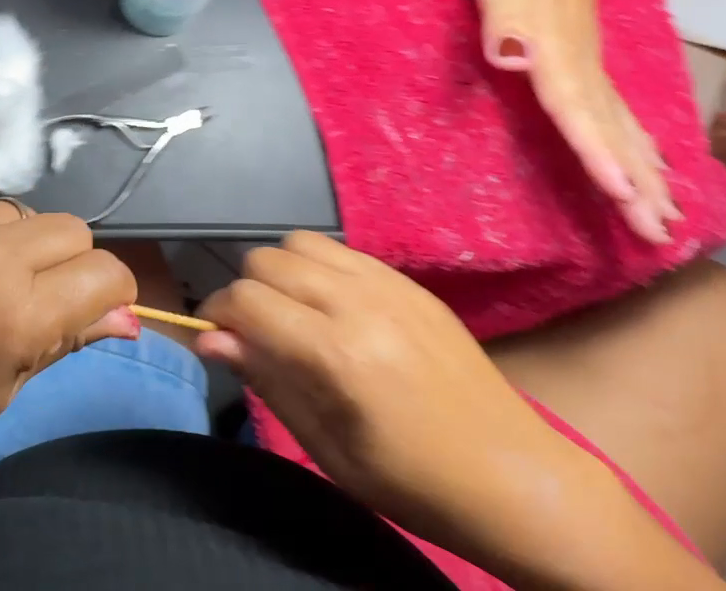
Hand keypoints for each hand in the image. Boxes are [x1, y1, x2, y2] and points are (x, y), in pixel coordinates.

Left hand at [0, 186, 137, 488]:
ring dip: (20, 242)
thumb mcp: (4, 388)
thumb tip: (127, 317)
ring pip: (24, 211)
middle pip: (74, 230)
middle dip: (69, 264)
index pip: (107, 273)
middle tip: (35, 295)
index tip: (93, 305)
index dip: (110, 292)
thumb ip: (67, 339)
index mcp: (19, 313)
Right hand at [195, 233, 607, 558]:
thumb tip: (208, 339)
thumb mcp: (326, 446)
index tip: (219, 342)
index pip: (244, 299)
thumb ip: (265, 379)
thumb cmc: (411, 481)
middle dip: (246, 292)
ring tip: (294, 315)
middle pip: (265, 260)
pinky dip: (319, 268)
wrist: (518, 481)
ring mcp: (390, 286)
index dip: (218, 316)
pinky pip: (342, 251)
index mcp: (337, 352)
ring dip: (281, 272)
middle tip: (257, 335)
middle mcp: (360, 303)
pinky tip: (333, 309)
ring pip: (300, 243)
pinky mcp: (412, 285)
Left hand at [474, 0, 675, 241]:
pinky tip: (649, 159)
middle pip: (613, 134)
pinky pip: (618, 110)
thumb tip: (512, 56)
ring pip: (623, 126)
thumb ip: (503, 23)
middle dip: (635, 184)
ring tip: (667, 212)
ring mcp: (590, 64)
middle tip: (662, 233)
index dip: (599, 156)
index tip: (624, 197)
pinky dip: (635, 140)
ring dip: (643, 170)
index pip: (579, 116)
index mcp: (557, 58)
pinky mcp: (587, 58)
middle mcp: (581, 69)